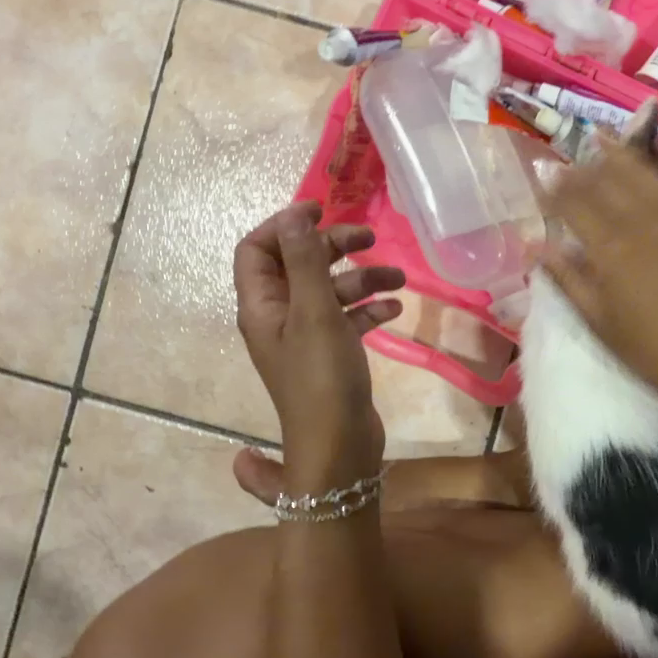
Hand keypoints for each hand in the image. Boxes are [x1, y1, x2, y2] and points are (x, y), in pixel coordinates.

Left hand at [234, 202, 405, 492]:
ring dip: (361, 280)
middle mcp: (278, 318)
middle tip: (370, 238)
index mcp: (262, 306)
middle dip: (333, 248)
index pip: (258, 249)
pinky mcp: (332, 357)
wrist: (339, 447)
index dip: (286, 225)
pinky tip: (395, 310)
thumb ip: (306, 262)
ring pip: (329, 293)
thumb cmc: (322, 379)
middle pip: (299, 266)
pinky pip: (348, 321)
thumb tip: (294, 215)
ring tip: (399, 279)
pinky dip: (368, 311)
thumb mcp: (314, 314)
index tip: (324, 210)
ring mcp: (306, 339)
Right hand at [539, 148, 657, 410]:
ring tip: (598, 137)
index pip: (572, 204)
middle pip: (604, 180)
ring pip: (642, 169)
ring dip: (617, 152)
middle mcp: (642, 218)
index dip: (553, 189)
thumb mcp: (603, 325)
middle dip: (580, 168)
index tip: (540, 178)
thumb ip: (570, 281)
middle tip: (564, 160)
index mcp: (610, 248)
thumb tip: (536, 248)